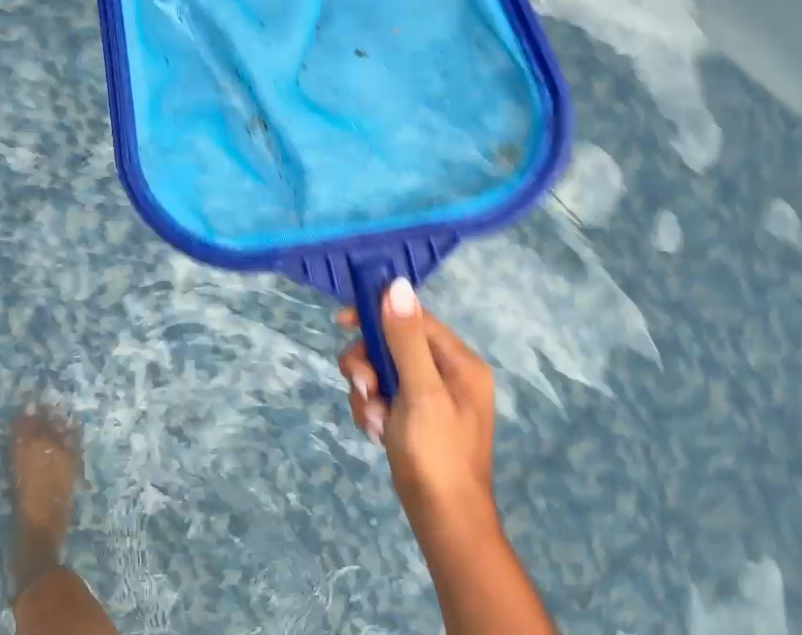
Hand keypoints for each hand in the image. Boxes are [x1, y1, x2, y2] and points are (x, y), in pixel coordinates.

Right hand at [336, 278, 497, 534]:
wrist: (442, 517)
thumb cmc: (436, 452)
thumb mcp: (420, 391)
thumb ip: (404, 338)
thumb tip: (396, 284)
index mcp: (459, 363)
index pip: (413, 318)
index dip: (376, 315)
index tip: (342, 322)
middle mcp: (447, 375)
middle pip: (389, 344)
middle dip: (367, 365)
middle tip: (364, 388)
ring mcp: (429, 397)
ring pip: (379, 371)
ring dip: (365, 392)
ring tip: (373, 419)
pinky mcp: (412, 416)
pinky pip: (379, 395)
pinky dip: (370, 409)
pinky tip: (376, 431)